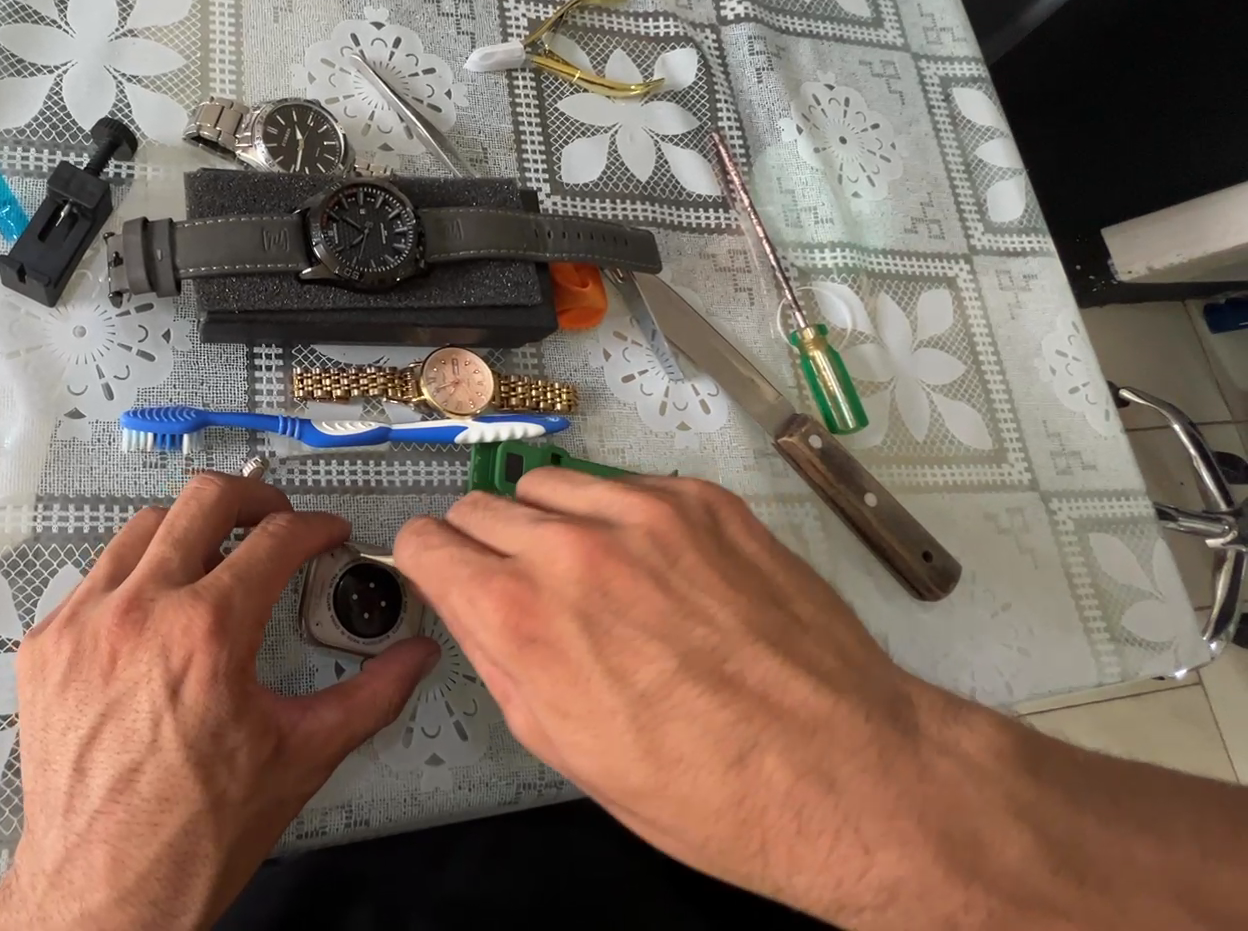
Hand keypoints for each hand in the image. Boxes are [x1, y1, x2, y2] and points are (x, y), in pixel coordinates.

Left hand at [0, 472, 439, 930]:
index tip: (323, 534)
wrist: (104, 892)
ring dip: (190, 529)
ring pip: (144, 525)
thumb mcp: (301, 756)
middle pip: (204, 498)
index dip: (314, 526)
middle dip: (253, 495)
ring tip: (216, 557)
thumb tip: (411, 660)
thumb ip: (371, 695)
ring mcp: (85, 624)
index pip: (276, 537)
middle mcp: (140, 614)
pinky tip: (156, 607)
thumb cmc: (192, 836)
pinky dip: (137, 573)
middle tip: (273, 517)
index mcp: (208, 634)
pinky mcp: (49, 644)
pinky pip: (97, 574)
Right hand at [393, 469, 954, 925]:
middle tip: (522, 584)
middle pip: (476, 505)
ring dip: (547, 522)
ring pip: (542, 485)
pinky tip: (653, 566)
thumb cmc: (701, 786)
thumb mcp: (556, 740)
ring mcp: (638, 514)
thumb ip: (492, 651)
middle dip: (483, 545)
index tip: (447, 573)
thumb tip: (464, 598)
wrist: (848, 773)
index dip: (428, 563)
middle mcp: (568, 548)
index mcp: (519, 614)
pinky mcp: (698, 500)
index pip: (424, 540)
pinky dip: (615, 517)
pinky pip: (618, 485)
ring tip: (590, 572)